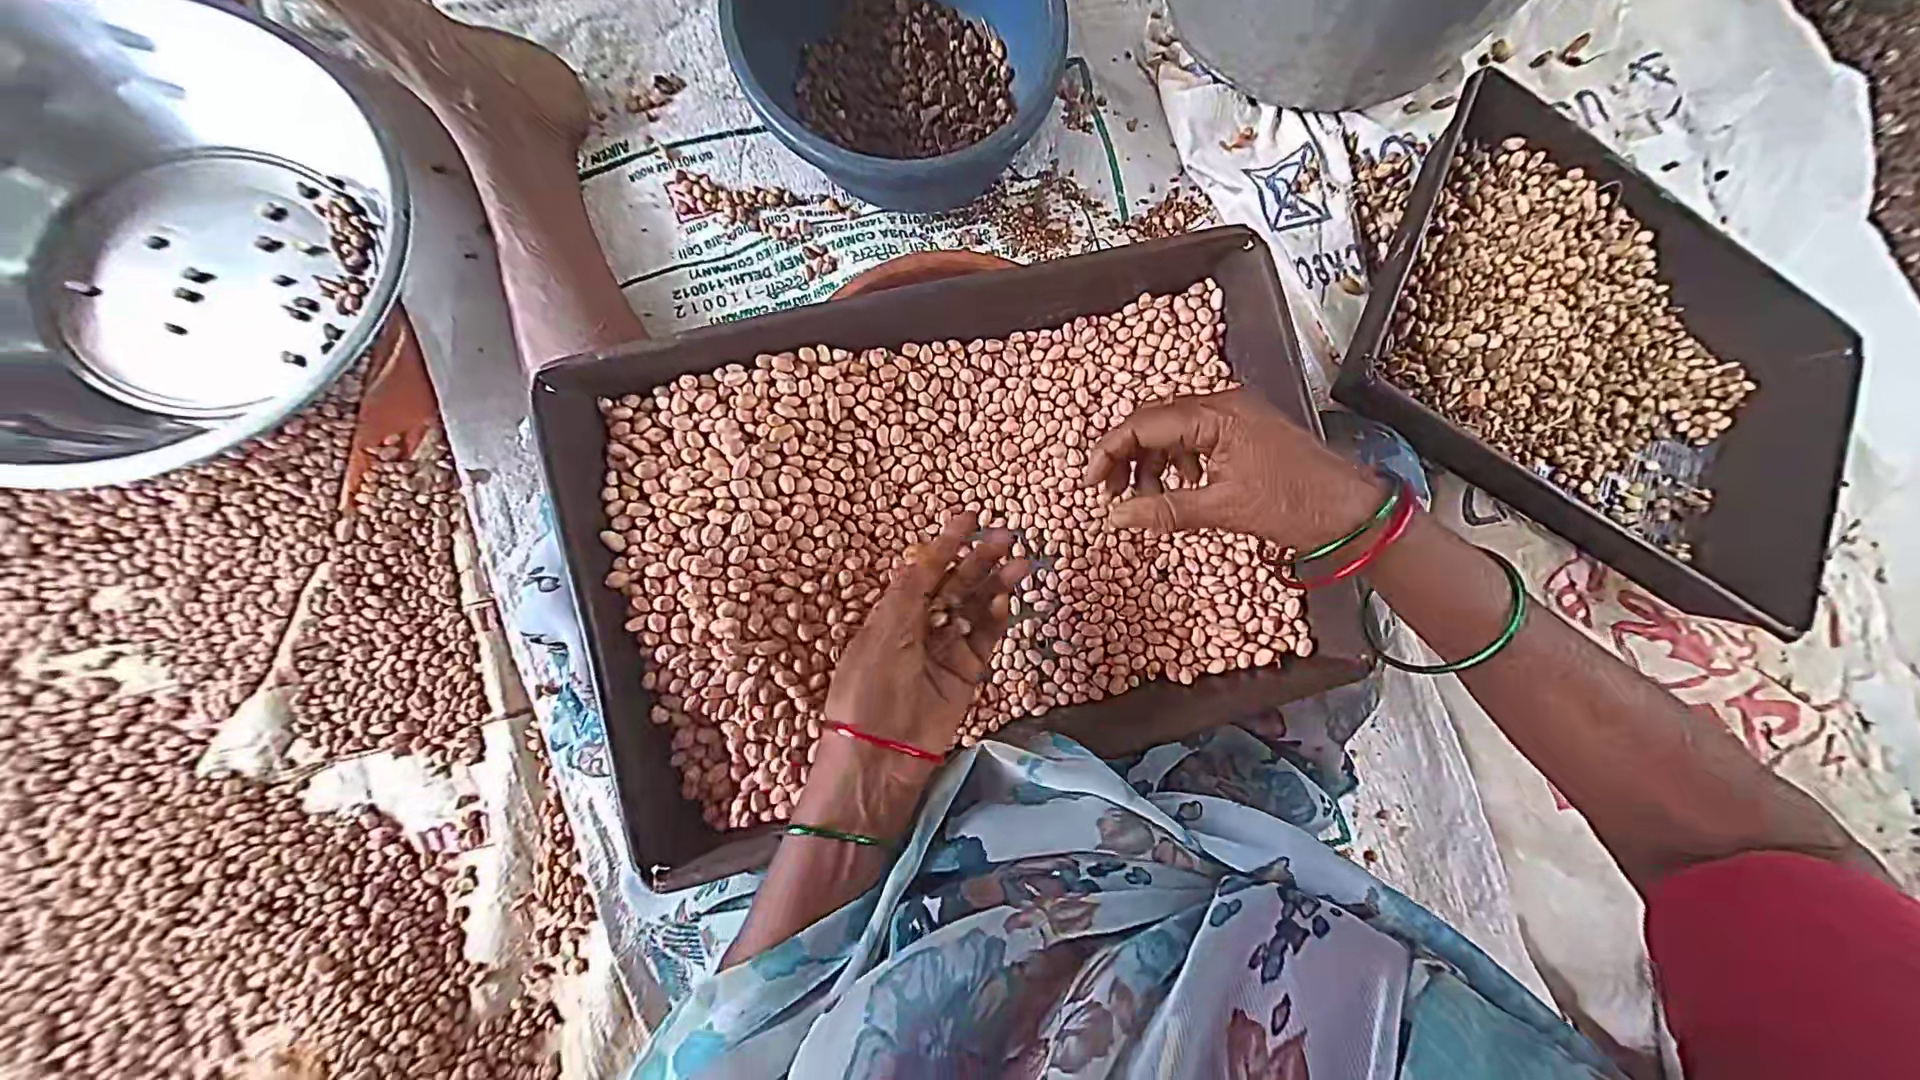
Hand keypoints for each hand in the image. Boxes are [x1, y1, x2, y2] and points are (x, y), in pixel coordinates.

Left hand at [823, 511, 1031, 755]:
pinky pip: (985, 636)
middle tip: (1006, 536)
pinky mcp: (967, 671)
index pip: (926, 570)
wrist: (882, 752)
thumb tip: (926, 552)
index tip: (970, 517)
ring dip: (995, 583)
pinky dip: (996, 616)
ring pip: (976, 607)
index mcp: (894, 613)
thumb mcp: (883, 633)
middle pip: (956, 584)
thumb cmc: (870, 688)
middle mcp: (922, 626)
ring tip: (1019, 562)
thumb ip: (910, 592)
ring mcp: (947, 648)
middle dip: (979, 559)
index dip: (947, 542)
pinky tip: (1005, 597)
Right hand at [1082, 389, 1382, 549]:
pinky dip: (1174, 465)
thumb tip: (1116, 516)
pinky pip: (1192, 441)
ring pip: (1169, 433)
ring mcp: (1233, 417)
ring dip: (1149, 464)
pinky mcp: (1240, 433)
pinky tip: (1176, 490)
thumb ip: (1162, 510)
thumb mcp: (1221, 509)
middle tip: (1109, 493)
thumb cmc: (1296, 504)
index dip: (1109, 452)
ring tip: (1143, 499)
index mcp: (1216, 414)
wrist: (1352, 511)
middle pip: (1152, 423)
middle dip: (1126, 458)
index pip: (1143, 424)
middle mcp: (1222, 405)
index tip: (1090, 481)